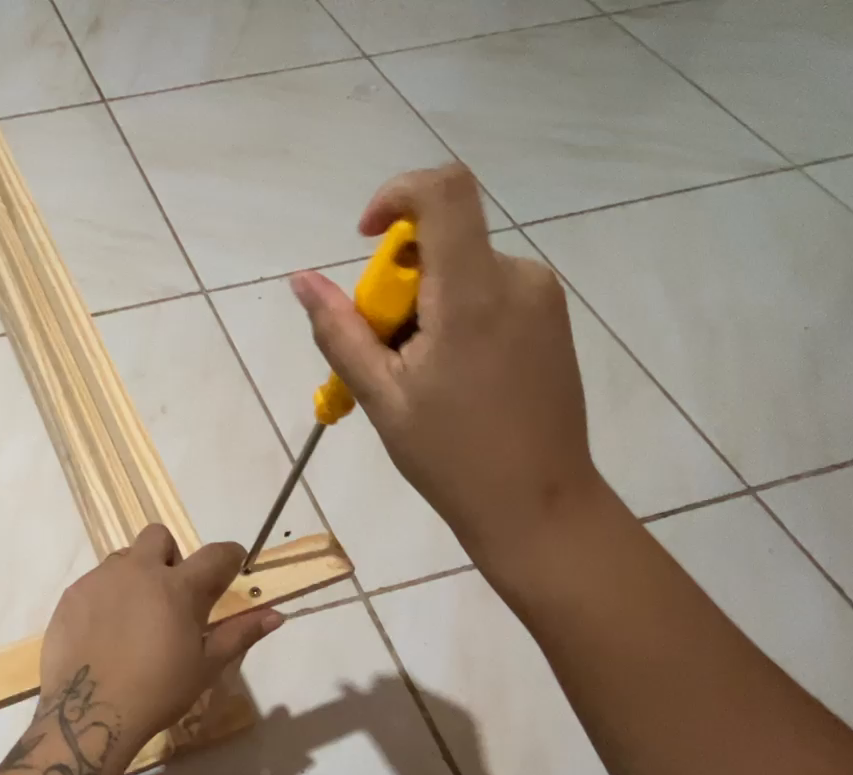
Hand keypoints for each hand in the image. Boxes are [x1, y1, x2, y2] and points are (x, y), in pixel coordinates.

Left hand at [39, 524, 282, 741]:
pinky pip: (94, 582)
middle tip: (171, 593)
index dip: (229, 556)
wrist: (88, 712)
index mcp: (177, 587)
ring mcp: (99, 580)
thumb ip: (240, 634)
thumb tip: (276, 615)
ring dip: (135, 575)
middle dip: (170, 555)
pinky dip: (105, 597)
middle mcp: (137, 571)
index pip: (215, 554)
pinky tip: (104, 632)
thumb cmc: (157, 692)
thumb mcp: (205, 666)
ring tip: (134, 617)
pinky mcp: (71, 595)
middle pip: (158, 536)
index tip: (232, 566)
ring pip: (123, 558)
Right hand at [288, 164, 605, 561]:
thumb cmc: (450, 456)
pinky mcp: (550, 318)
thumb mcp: (381, 396)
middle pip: (443, 243)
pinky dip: (453, 319)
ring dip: (424, 309)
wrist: (538, 503)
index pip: (444, 191)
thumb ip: (340, 331)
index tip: (366, 239)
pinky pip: (487, 294)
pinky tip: (449, 380)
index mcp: (473, 294)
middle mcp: (516, 278)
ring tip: (416, 380)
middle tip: (383, 356)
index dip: (396, 195)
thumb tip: (302, 280)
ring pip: (462, 273)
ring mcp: (541, 297)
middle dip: (398, 285)